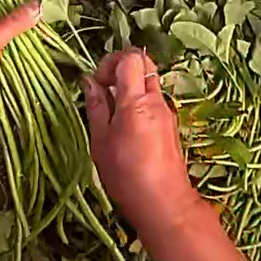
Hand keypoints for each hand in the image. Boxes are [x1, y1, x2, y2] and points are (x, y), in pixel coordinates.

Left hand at [0, 0, 41, 132]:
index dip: (6, 7)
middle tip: (42, 17)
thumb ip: (12, 23)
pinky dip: (21, 66)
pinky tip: (38, 57)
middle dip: (17, 29)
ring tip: (45, 33)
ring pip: (4, 52)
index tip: (29, 2)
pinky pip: (8, 69)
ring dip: (21, 48)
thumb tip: (38, 4)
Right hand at [84, 49, 205, 228]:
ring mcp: (166, 111)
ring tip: (112, 109)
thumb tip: (89, 81)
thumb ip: (96, 107)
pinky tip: (126, 124)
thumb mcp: (101, 141)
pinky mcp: (170, 123)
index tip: (98, 81)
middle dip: (122, 65)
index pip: (130, 57)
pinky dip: (139, 99)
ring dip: (130, 83)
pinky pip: (154, 98)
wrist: (164, 203)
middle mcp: (156, 100)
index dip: (111, 61)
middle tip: (104, 86)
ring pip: (149, 80)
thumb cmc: (126, 175)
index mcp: (136, 102)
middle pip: (144, 61)